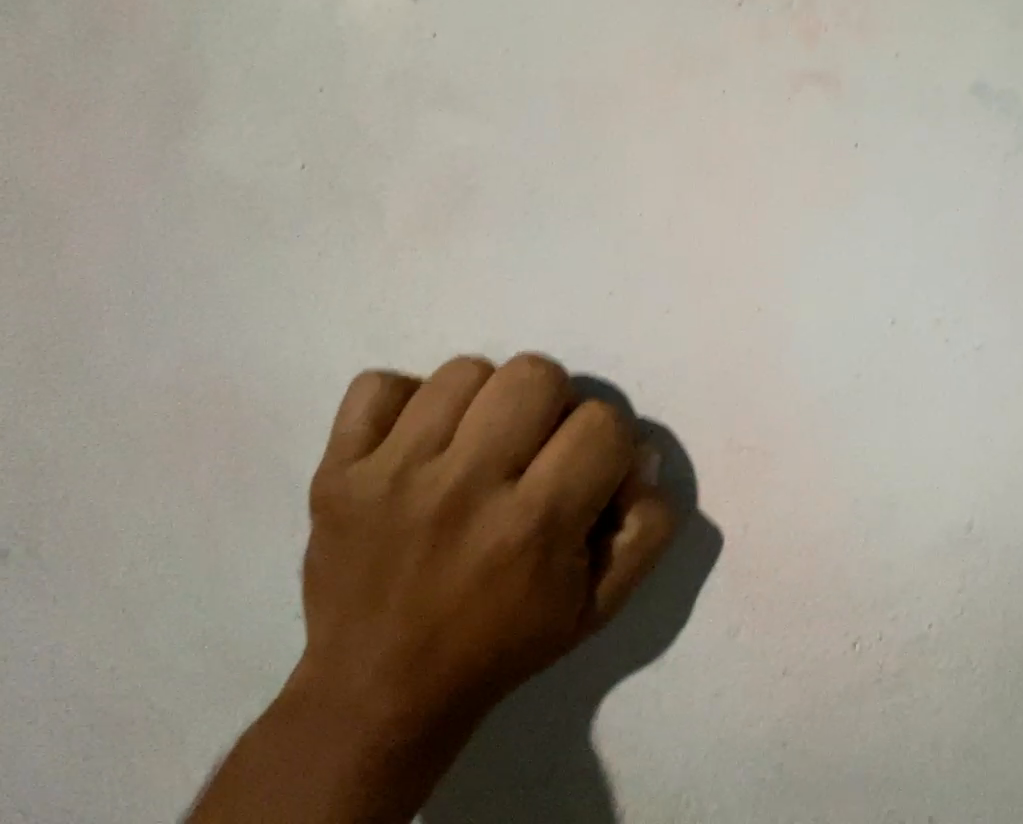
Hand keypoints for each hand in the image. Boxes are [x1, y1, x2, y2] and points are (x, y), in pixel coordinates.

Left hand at [295, 354, 676, 733]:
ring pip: (465, 371)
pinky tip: (421, 444)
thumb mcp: (604, 602)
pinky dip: (407, 403)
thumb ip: (648, 527)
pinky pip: (378, 384)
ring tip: (479, 447)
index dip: (608, 442)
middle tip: (537, 450)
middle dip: (554, 406)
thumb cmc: (506, 642)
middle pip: (535, 373)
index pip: (603, 421)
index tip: (587, 475)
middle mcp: (465, 487)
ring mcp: (392, 474)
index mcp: (536, 523)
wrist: (381, 690)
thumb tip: (640, 456)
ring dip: (487, 402)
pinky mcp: (336, 472)